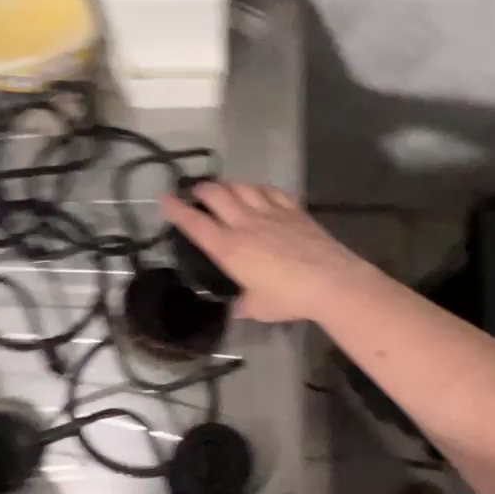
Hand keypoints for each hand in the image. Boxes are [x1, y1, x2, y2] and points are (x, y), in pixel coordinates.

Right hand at [161, 181, 378, 322]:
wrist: (330, 281)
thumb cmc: (289, 299)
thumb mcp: (259, 308)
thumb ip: (243, 304)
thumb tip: (236, 307)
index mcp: (229, 249)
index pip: (194, 223)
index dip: (176, 208)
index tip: (164, 197)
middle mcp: (245, 224)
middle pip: (216, 194)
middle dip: (202, 189)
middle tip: (197, 193)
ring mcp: (270, 213)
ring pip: (241, 186)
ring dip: (229, 185)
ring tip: (226, 190)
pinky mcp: (293, 209)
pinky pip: (270, 190)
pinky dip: (259, 189)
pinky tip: (259, 193)